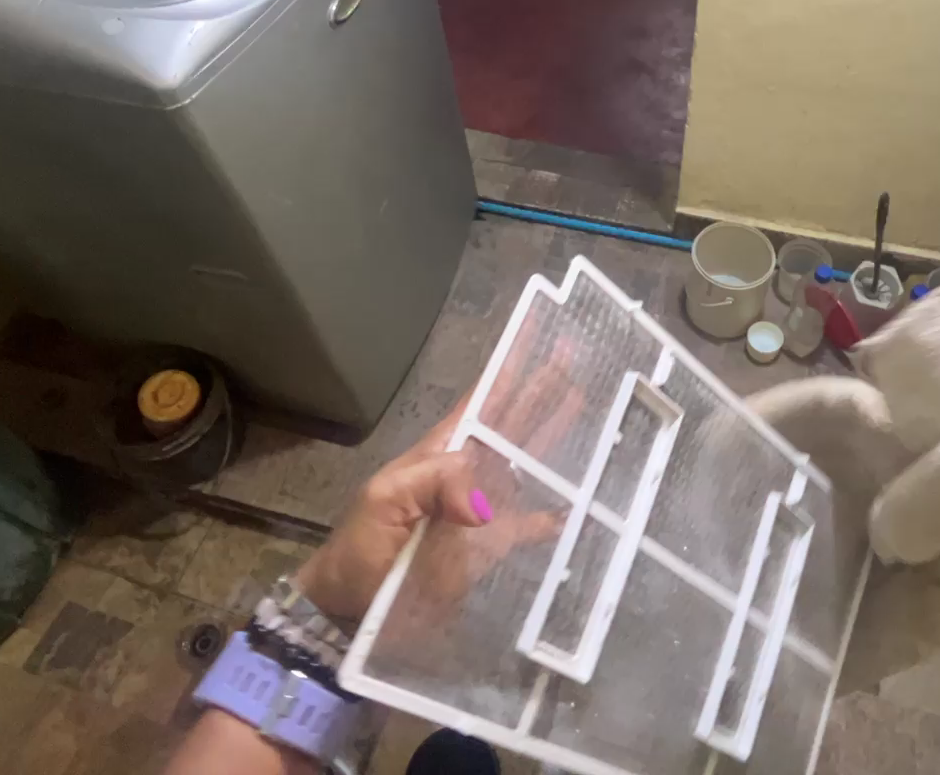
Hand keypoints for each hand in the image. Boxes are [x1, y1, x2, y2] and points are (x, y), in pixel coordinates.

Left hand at [293, 337, 578, 621]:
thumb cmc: (363, 543)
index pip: (485, 396)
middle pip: (516, 420)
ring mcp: (487, 504)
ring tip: (587, 403)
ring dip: (557, 434)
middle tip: (576, 356)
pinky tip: (582, 502)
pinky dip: (557, 514)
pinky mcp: (495, 544)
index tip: (537, 335)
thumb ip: (433, 484)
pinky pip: (532, 523)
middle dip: (544, 387)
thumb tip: (485, 503)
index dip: (510, 366)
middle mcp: (473, 467)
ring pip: (530, 461)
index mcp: (447, 448)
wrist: (352, 603)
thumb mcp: (386, 500)